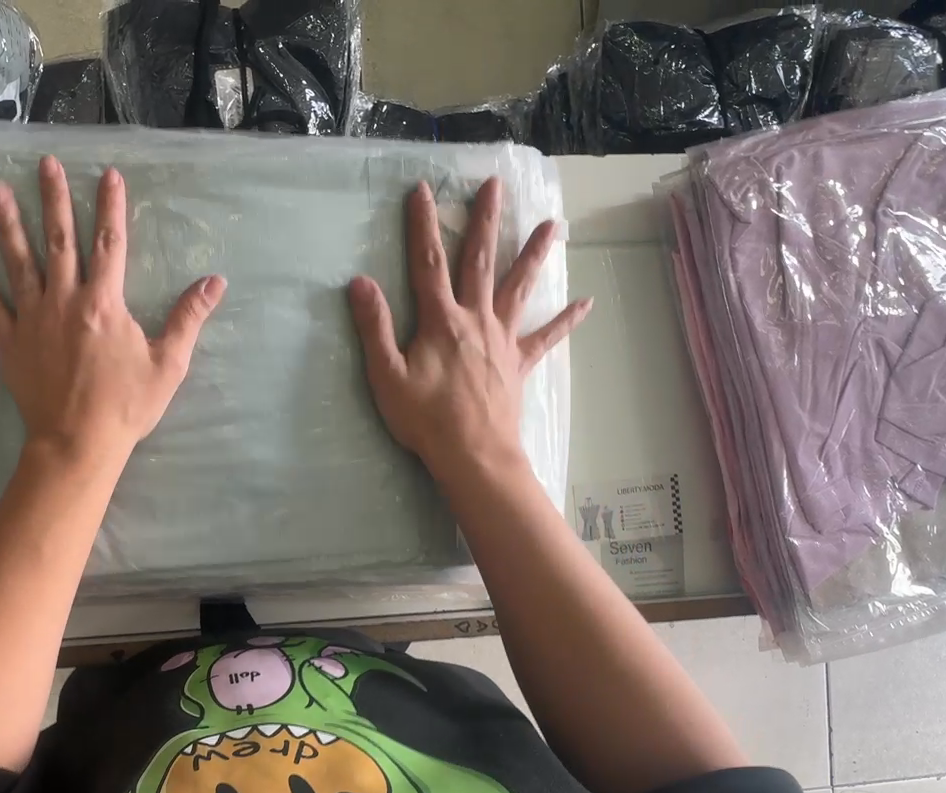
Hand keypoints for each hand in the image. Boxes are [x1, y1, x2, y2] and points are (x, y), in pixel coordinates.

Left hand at [0, 157, 225, 469]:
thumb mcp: (168, 364)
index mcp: (104, 303)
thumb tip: (214, 282)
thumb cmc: (126, 406)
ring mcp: (32, 319)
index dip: (110, 206)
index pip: (110, 243)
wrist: (78, 442)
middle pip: (59, 240)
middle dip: (53, 199)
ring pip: (19, 261)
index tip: (108, 175)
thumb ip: (188, 319)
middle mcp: (65, 300)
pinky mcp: (9, 341)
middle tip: (46, 165)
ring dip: (8, 223)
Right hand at [348, 178, 590, 478]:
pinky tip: (586, 303)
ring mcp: (502, 340)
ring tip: (554, 226)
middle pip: (480, 263)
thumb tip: (360, 283)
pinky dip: (565, 321)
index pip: (428, 264)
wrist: (472, 453)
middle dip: (485, 222)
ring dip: (535, 255)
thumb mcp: (386, 375)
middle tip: (495, 186)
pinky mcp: (518, 363)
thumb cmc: (425, 418)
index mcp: (441, 321)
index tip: (422, 190)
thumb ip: (374, 328)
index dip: (423, 226)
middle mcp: (475, 320)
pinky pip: (545, 338)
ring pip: (520, 289)